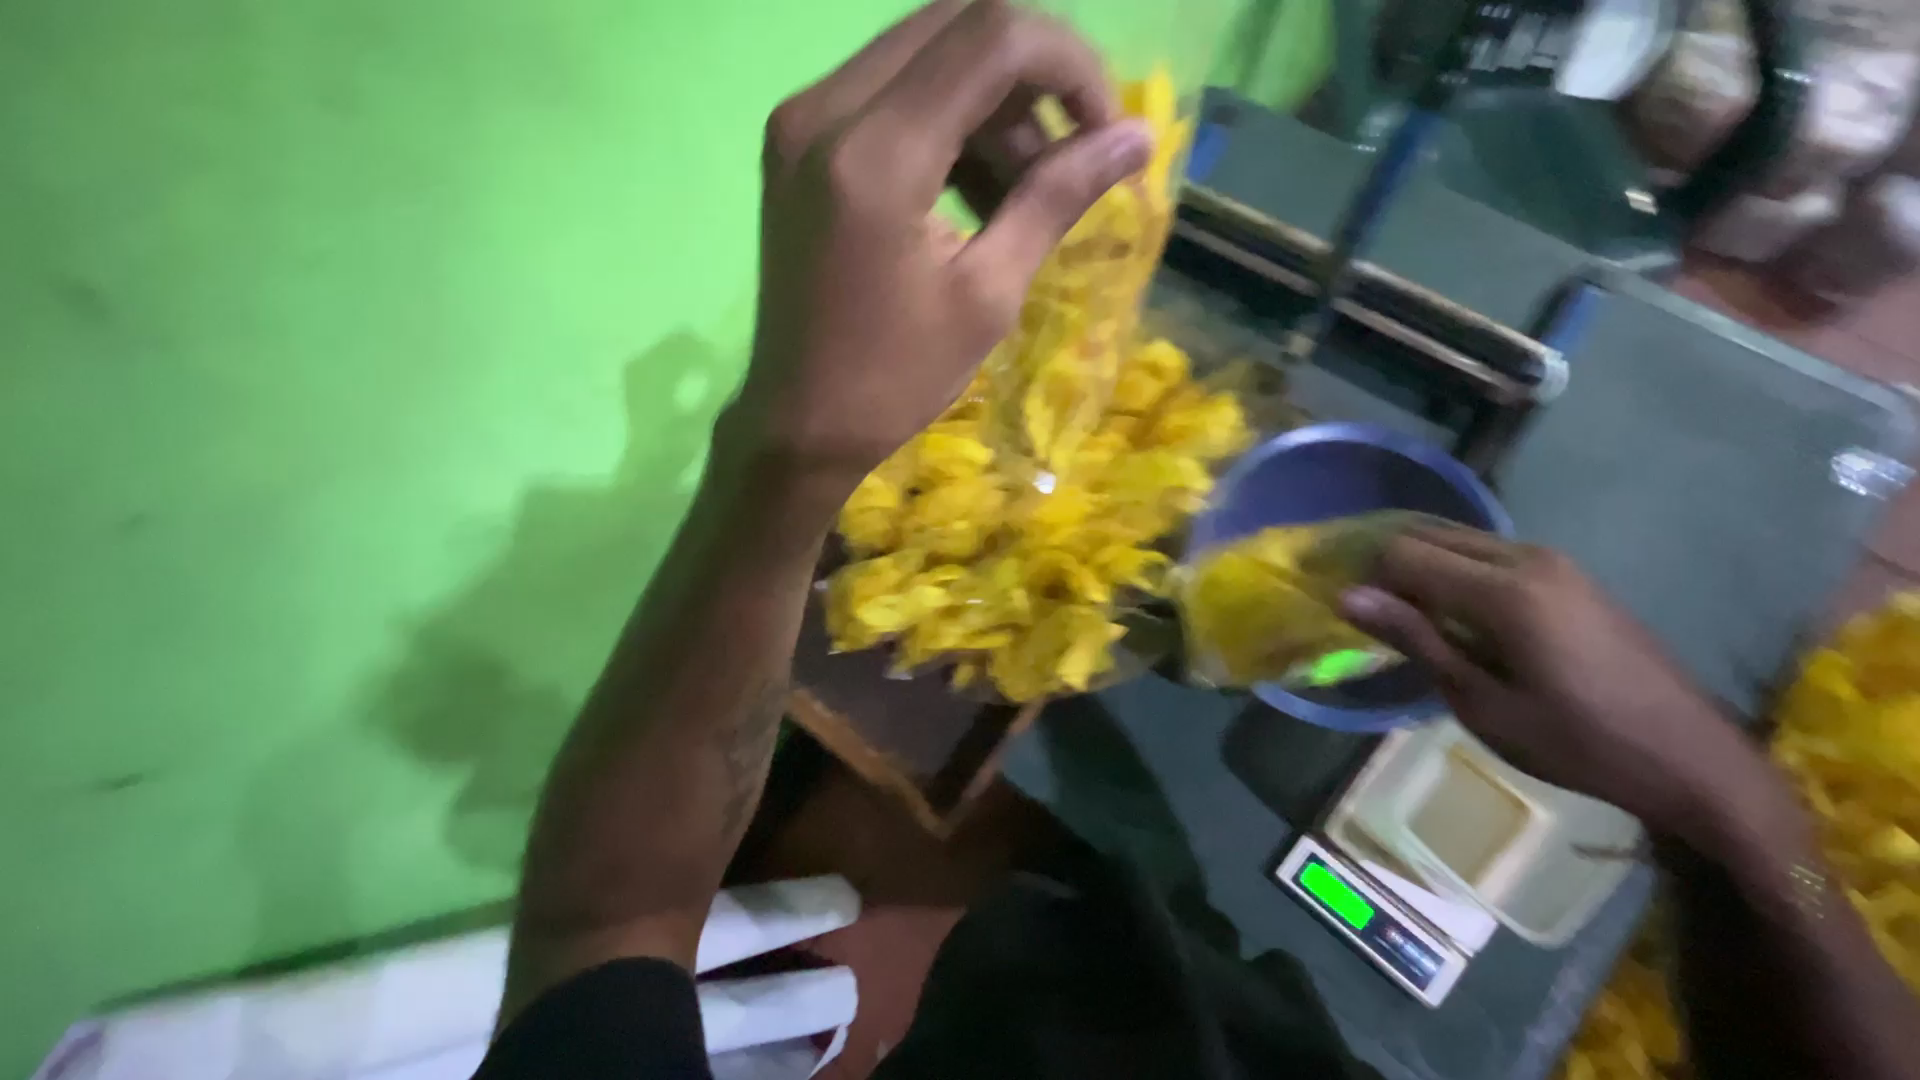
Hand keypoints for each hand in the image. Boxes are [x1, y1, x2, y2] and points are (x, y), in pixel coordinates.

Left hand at [734, 0, 1152, 501]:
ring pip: (926, 51)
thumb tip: (1139, 138)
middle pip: (959, 23)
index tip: (1105, 133)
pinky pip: (891, 90)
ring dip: (992, 102)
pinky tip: (975, 190)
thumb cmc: (895, 379)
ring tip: (1023, 191)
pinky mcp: (799, 141)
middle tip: (1067, 155)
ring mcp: (802, 119)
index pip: (994, 37)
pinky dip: (947, 120)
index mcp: (874, 155)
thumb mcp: (988, 295)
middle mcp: (825, 108)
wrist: (799, 423)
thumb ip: (1057, 198)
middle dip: (1034, 78)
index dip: (1071, 66)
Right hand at [1339, 527, 1778, 836]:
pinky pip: (1490, 555)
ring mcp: (1554, 562)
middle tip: (1373, 615)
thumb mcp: (1481, 702)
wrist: (1691, 758)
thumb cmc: (1577, 742)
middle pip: (1431, 535)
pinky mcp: (1569, 575)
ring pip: (1460, 541)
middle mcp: (1528, 558)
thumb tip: (1349, 597)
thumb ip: (1416, 640)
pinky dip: (1456, 573)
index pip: (1405, 554)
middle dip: (1391, 566)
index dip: (1368, 578)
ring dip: (1424, 568)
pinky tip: (1457, 617)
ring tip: (1411, 620)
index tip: (1352, 616)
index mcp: (1505, 591)